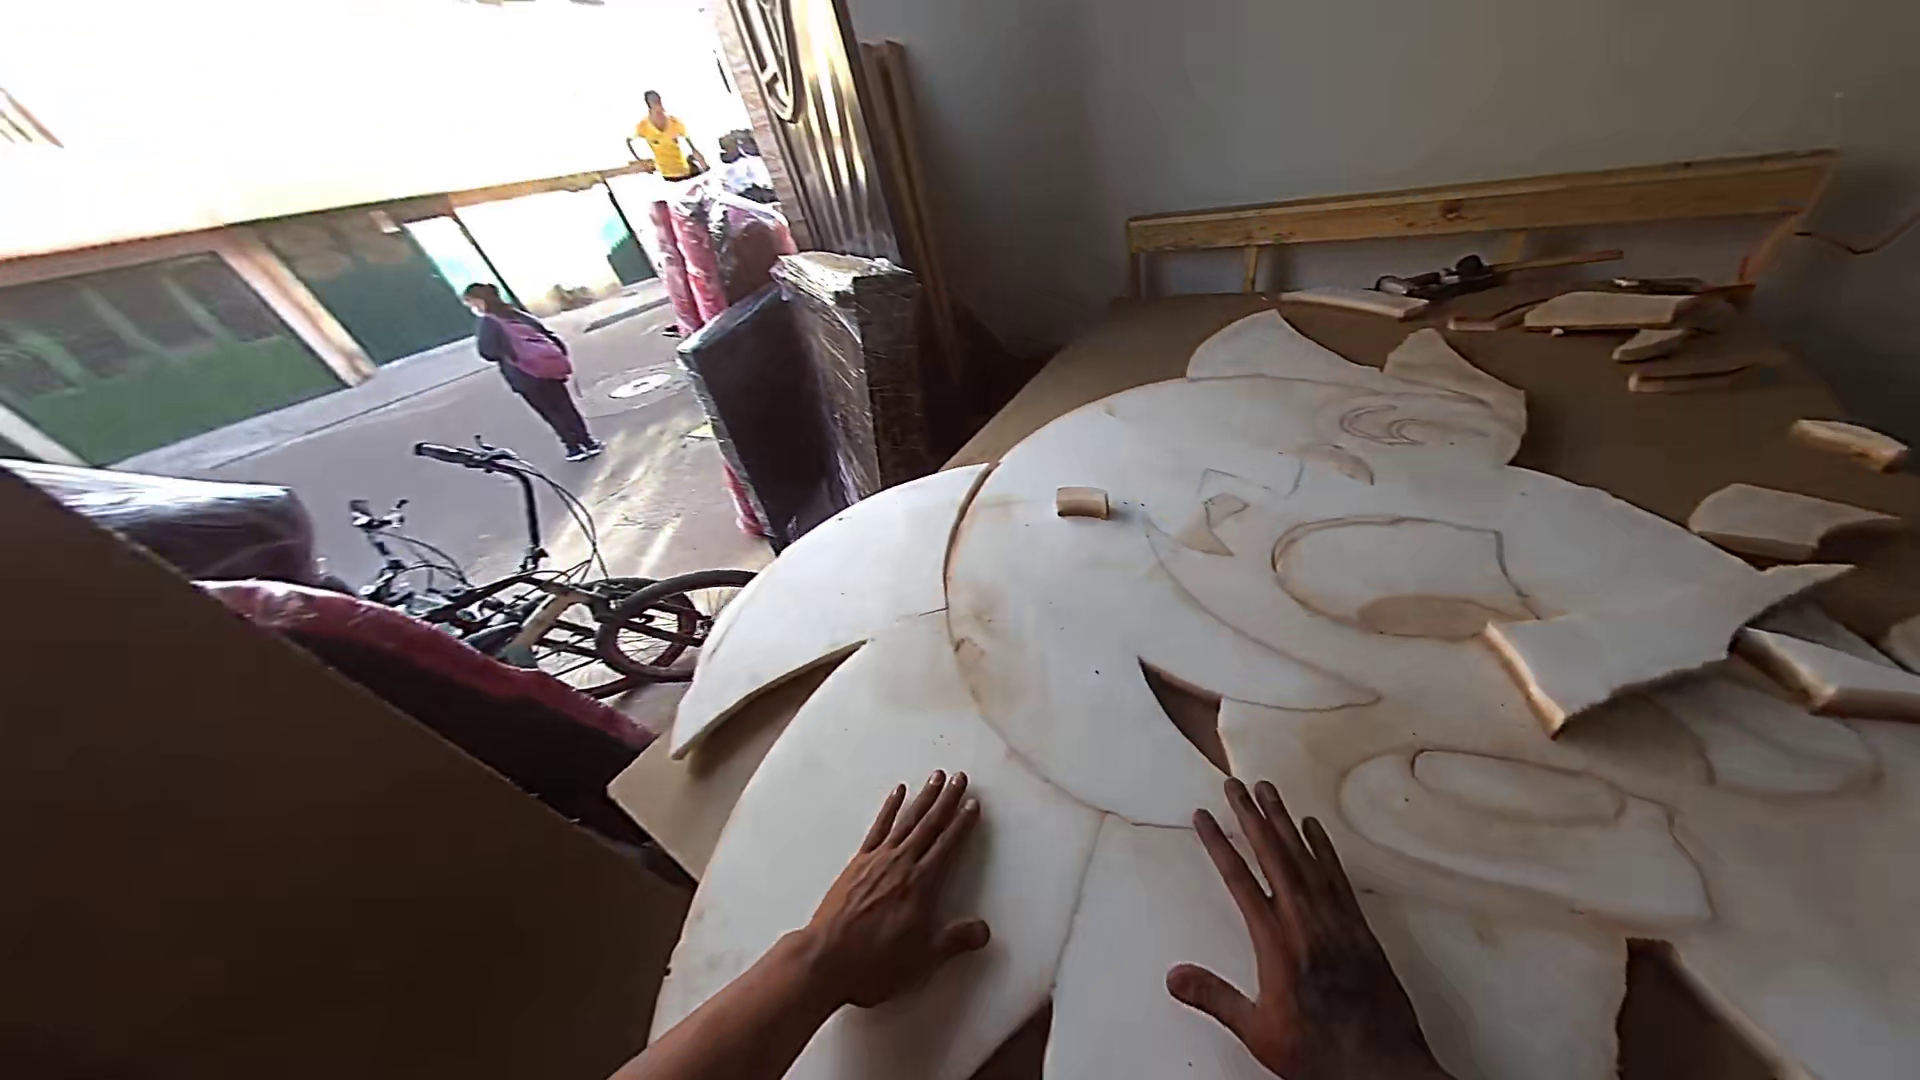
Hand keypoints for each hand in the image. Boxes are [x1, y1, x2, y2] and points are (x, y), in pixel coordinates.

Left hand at [798, 771, 988, 1008]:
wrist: (824, 960)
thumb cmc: (874, 964)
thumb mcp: (922, 960)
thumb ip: (954, 941)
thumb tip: (985, 930)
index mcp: (921, 885)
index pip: (948, 846)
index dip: (962, 824)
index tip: (973, 804)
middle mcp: (902, 863)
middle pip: (930, 824)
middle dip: (948, 800)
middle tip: (960, 778)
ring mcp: (878, 858)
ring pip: (908, 820)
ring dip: (924, 797)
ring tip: (936, 776)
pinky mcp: (859, 861)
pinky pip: (879, 827)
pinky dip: (890, 808)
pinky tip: (898, 793)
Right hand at [1168, 779, 1451, 1079]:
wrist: (1387, 1075)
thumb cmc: (1322, 1055)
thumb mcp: (1259, 1033)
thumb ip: (1215, 997)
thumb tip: (1174, 977)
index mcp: (1276, 942)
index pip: (1239, 879)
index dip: (1218, 843)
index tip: (1202, 817)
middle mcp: (1304, 921)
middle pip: (1271, 854)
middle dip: (1250, 815)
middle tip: (1234, 784)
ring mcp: (1334, 920)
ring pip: (1303, 857)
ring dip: (1282, 820)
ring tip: (1267, 790)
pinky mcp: (1358, 926)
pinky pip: (1336, 876)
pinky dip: (1323, 847)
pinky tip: (1313, 826)